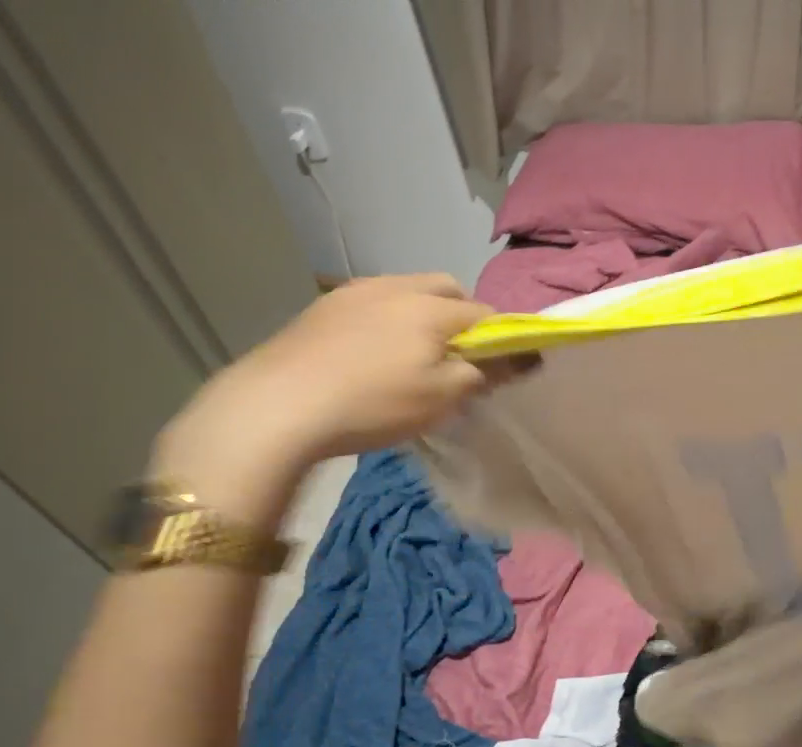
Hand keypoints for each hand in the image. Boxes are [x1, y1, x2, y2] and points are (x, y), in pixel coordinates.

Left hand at [152, 274, 494, 526]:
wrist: (279, 405)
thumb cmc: (375, 402)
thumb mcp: (443, 397)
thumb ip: (485, 373)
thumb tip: (522, 357)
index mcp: (432, 307)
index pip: (486, 314)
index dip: (502, 340)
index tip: (502, 368)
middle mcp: (396, 286)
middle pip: (446, 290)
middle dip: (462, 317)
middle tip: (458, 358)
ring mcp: (354, 293)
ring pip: (406, 293)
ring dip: (421, 317)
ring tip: (413, 357)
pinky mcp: (322, 309)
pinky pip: (372, 305)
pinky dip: (387, 323)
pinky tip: (373, 357)